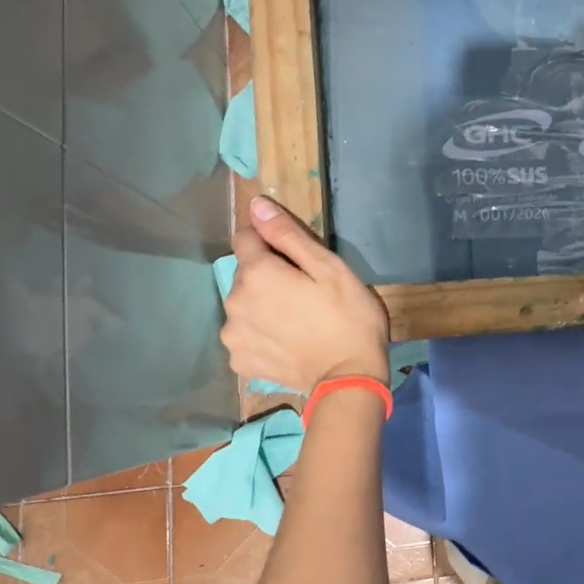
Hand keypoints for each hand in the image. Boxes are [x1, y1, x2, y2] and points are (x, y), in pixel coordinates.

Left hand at [222, 195, 389, 393]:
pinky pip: (247, 335)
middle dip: (270, 277)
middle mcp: (234, 301)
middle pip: (247, 275)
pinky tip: (288, 342)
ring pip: (245, 305)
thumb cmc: (348, 317)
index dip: (273, 242)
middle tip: (306, 293)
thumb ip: (289, 235)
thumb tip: (256, 205)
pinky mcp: (240, 360)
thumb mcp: (330, 268)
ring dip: (263, 306)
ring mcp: (234, 334)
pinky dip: (262, 334)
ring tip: (298, 321)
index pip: (247, 238)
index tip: (299, 258)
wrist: (349, 378)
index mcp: (256, 274)